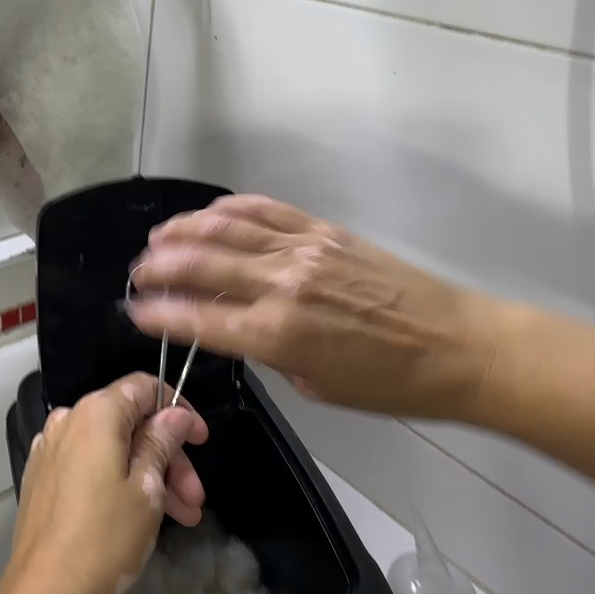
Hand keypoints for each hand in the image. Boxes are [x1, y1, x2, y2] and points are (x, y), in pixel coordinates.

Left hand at [0, 372, 208, 593]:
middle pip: (129, 420)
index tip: (200, 439)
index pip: (143, 386)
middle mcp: (68, 418)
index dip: (178, 408)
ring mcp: (51, 446)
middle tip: (194, 498)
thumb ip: (162, 442)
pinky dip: (117, 478)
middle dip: (168, 455)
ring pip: (111, 446)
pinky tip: (139, 512)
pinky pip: (88, 462)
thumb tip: (176, 413)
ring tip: (179, 517)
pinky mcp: (43, 474)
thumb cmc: (103, 537)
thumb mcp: (146, 489)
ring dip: (148, 472)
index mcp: (95, 412)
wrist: (46, 589)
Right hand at [127, 195, 504, 420]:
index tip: (135, 310)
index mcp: (280, 334)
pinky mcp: (321, 230)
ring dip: (182, 231)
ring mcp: (301, 250)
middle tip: (138, 271)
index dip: (159, 314)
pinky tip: (207, 213)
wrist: (460, 346)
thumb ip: (270, 351)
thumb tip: (239, 326)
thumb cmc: (391, 384)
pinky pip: (263, 210)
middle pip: (201, 265)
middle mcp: (282, 284)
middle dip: (159, 268)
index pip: (199, 319)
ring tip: (157, 238)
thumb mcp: (318, 385)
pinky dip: (228, 209)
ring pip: (225, 230)